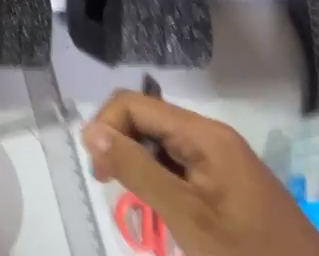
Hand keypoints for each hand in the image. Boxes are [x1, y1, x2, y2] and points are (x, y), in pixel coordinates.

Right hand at [82, 91, 318, 255]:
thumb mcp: (186, 215)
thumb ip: (137, 169)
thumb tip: (90, 132)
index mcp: (204, 134)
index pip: (133, 104)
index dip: (106, 128)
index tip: (101, 172)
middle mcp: (212, 135)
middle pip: (146, 117)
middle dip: (120, 143)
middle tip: (113, 185)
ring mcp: (223, 156)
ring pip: (160, 139)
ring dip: (139, 161)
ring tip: (137, 197)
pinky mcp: (229, 177)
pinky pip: (180, 160)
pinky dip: (160, 174)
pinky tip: (163, 204)